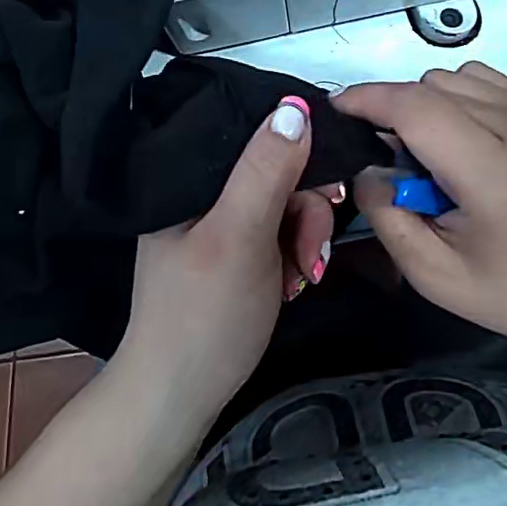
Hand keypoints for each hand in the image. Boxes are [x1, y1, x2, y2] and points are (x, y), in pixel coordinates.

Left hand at [113, 97, 339, 418]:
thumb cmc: (204, 316)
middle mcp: (202, 189)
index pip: (253, 132)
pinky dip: (294, 253)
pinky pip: (277, 230)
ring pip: (283, 202)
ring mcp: (216, 219)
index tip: (327, 190)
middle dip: (306, 211)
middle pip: (276, 170)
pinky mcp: (231, 247)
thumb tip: (294, 106)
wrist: (179, 399)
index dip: (298, 151)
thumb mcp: (239, 235)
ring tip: (300, 277)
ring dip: (305, 237)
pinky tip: (291, 282)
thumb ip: (266, 171)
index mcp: (190, 174)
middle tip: (311, 255)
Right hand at [334, 63, 506, 354]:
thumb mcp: (434, 275)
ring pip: (453, 77)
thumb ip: (385, 214)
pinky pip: (480, 80)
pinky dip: (456, 98)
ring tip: (432, 152)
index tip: (337, 110)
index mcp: (498, 179)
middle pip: (431, 87)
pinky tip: (462, 138)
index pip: (418, 110)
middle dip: (395, 111)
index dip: (368, 100)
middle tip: (393, 160)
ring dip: (426, 104)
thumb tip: (367, 165)